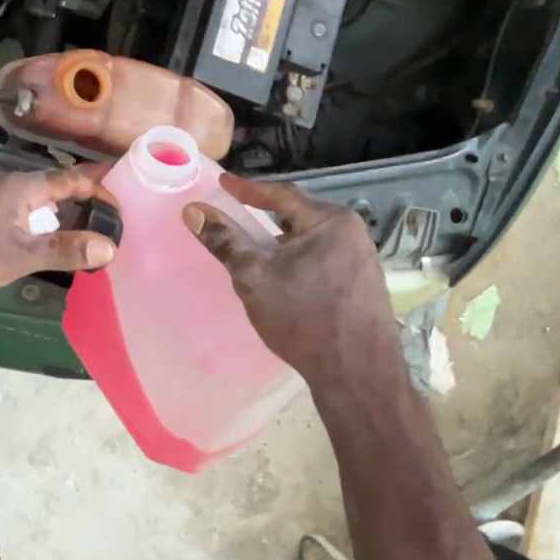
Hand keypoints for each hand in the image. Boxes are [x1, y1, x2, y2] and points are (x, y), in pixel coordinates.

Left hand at [0, 167, 115, 292]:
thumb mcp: (21, 254)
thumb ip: (64, 249)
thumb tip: (109, 246)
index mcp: (24, 186)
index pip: (73, 177)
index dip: (101, 187)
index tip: (123, 205)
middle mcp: (10, 183)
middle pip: (56, 185)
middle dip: (84, 199)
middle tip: (110, 219)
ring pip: (37, 199)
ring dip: (61, 212)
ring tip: (84, 233)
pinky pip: (20, 208)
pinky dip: (39, 220)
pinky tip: (41, 240)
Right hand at [182, 174, 395, 377]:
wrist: (358, 376)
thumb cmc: (303, 318)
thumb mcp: (253, 276)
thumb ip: (223, 240)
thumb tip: (193, 209)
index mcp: (330, 222)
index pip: (279, 194)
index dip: (246, 189)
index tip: (222, 183)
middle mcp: (354, 232)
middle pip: (297, 214)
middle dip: (265, 215)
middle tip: (236, 214)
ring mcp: (364, 258)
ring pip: (310, 237)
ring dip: (281, 239)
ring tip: (256, 249)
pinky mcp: (365, 282)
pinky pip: (324, 256)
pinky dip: (298, 257)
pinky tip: (285, 276)